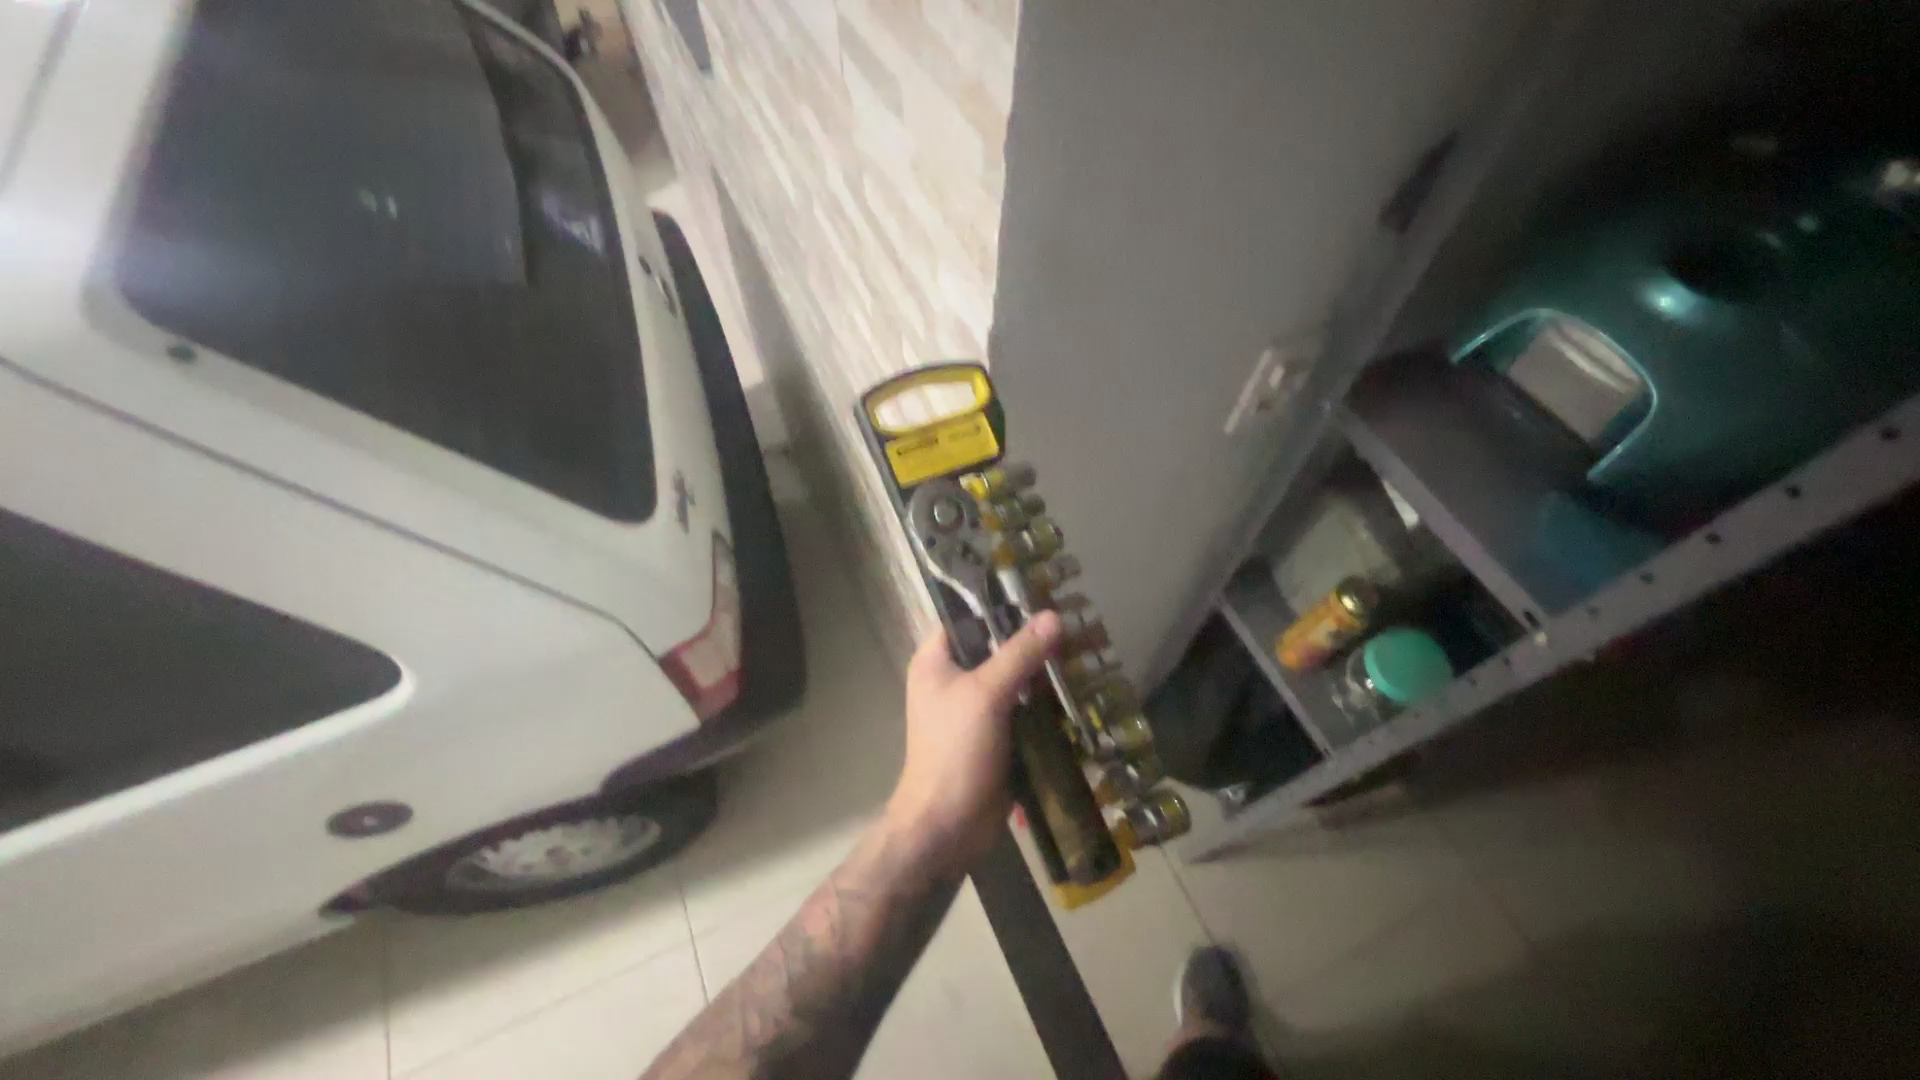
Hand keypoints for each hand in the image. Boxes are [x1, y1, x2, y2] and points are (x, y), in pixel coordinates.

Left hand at [885, 611, 1063, 869]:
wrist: (947, 826)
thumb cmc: (954, 751)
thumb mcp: (987, 694)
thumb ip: (1019, 654)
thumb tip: (1053, 615)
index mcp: (936, 662)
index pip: (965, 617)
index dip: (999, 603)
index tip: (1041, 592)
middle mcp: (953, 680)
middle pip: (995, 646)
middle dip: (1033, 638)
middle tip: (1076, 621)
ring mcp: (976, 710)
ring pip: (1015, 678)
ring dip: (1045, 670)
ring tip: (1087, 649)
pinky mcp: (998, 736)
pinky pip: (1025, 708)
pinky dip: (1047, 701)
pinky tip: (1079, 689)